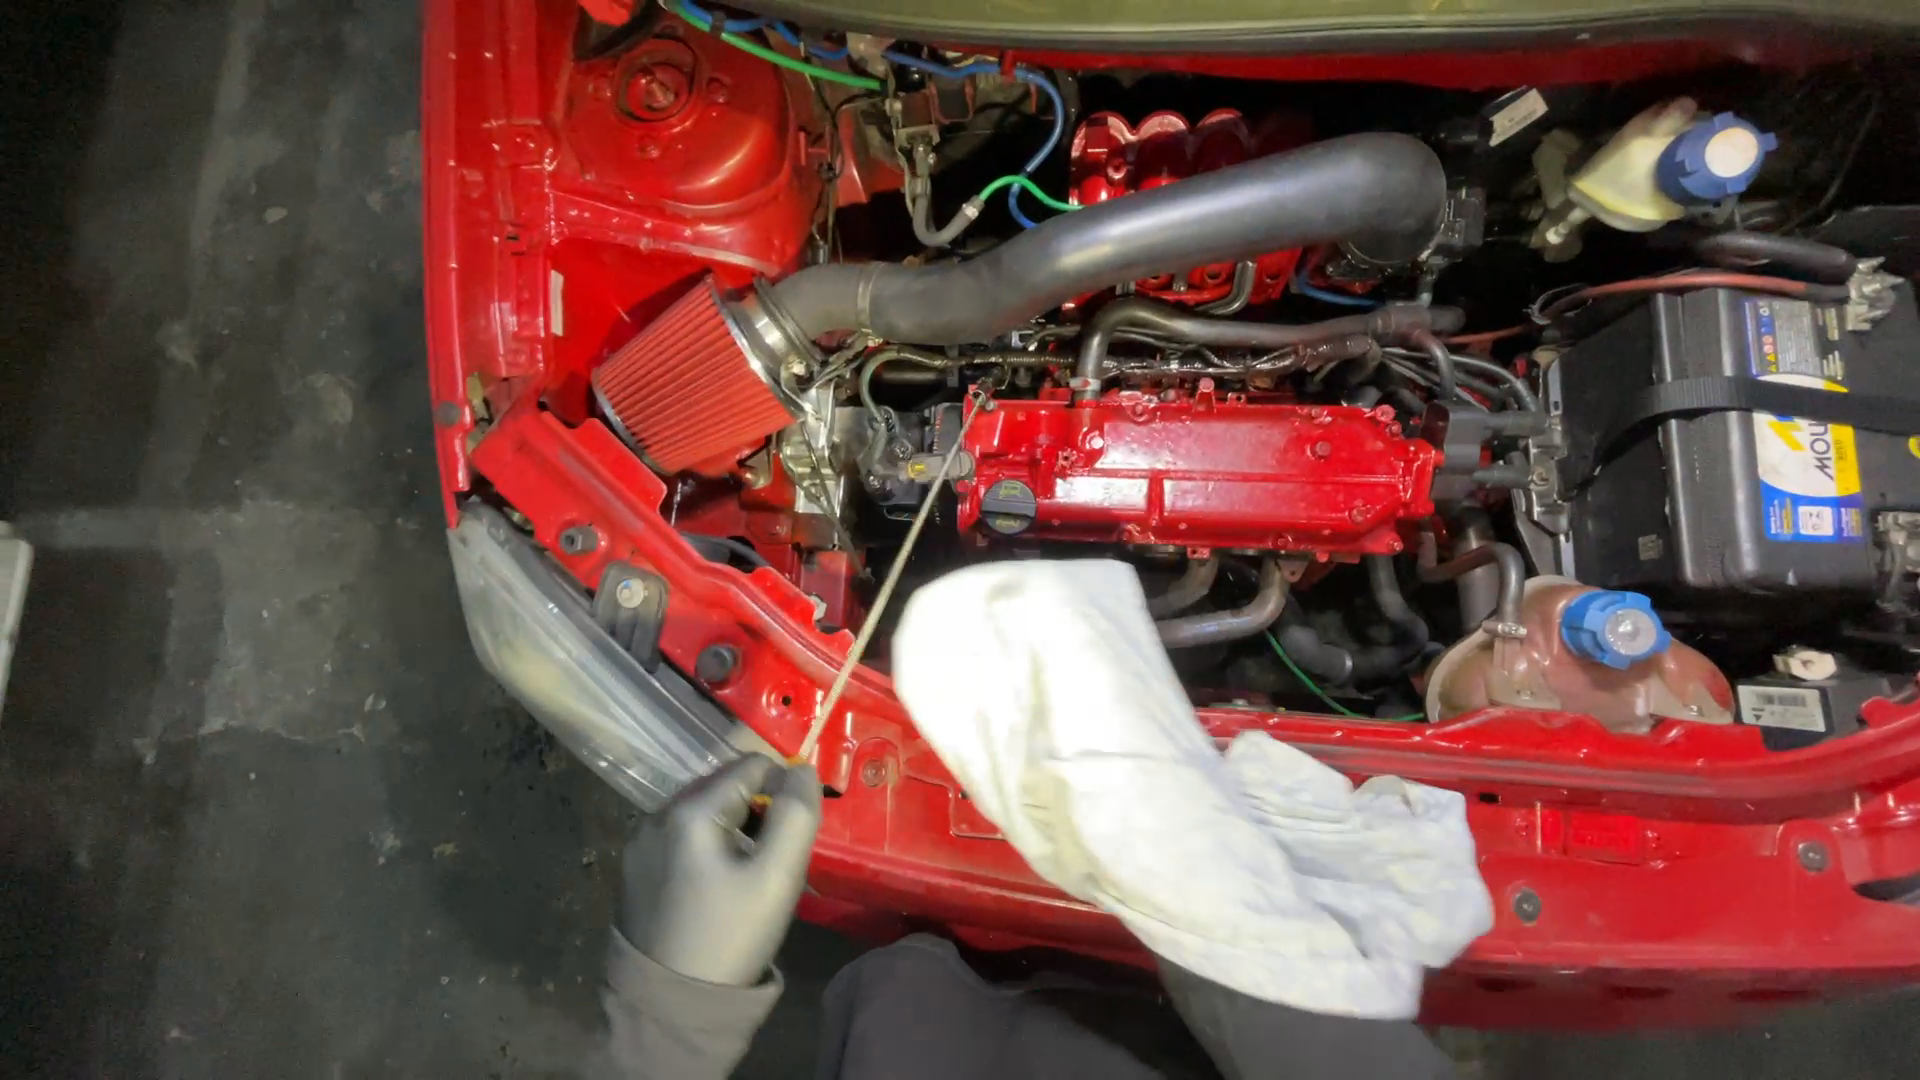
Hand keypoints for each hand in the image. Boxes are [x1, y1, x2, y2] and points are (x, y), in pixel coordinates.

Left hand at [618, 754, 821, 985]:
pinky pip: (684, 836)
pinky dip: (710, 844)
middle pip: (725, 784)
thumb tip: (803, 771)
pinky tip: (721, 882)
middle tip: (774, 855)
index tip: (794, 832)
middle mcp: (656, 816)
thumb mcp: (777, 876)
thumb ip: (797, 814)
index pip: (752, 766)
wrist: (670, 1009)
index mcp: (689, 811)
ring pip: (704, 810)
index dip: (783, 789)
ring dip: (736, 825)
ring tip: (751, 870)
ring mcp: (640, 843)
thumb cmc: (730, 937)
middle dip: (758, 807)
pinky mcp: (636, 869)